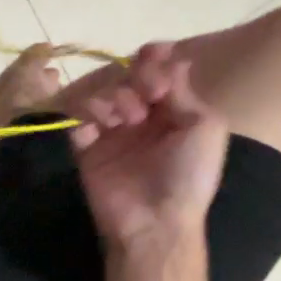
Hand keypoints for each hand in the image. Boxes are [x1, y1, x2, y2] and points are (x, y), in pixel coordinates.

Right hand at [63, 43, 227, 244]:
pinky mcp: (86, 153)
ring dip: (113, 98)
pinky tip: (97, 128)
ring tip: (124, 119)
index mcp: (171, 111)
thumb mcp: (204, 126)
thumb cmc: (189, 175)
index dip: (153, 60)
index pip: (156, 72)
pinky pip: (76, 123)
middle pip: (127, 78)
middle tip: (146, 97)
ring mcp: (111, 136)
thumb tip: (172, 59)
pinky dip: (83, 117)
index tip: (155, 58)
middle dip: (136, 78)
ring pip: (101, 96)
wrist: (156, 222)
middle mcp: (140, 120)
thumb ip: (183, 91)